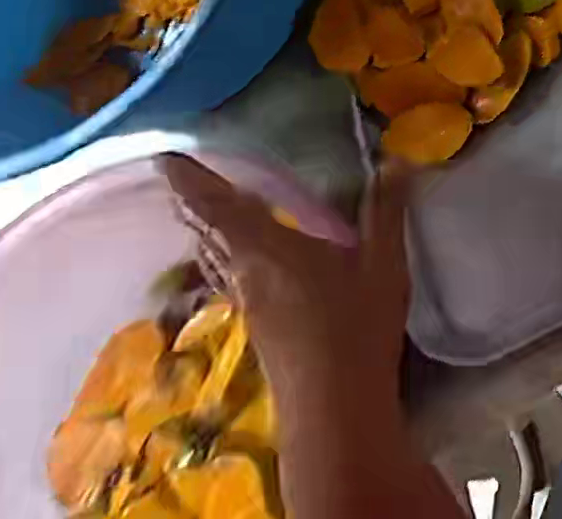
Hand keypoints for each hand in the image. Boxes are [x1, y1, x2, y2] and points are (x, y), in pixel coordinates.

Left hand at [164, 156, 412, 415]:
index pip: (221, 209)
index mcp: (271, 251)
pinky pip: (227, 271)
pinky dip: (222, 248)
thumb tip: (395, 159)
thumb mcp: (383, 261)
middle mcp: (248, 273)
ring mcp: (249, 301)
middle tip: (185, 174)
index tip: (167, 157)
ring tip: (208, 205)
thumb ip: (385, 209)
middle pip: (209, 231)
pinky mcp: (258, 320)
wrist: (334, 404)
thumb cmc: (358, 324)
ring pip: (214, 254)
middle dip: (194, 200)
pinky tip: (242, 254)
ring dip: (206, 225)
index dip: (191, 182)